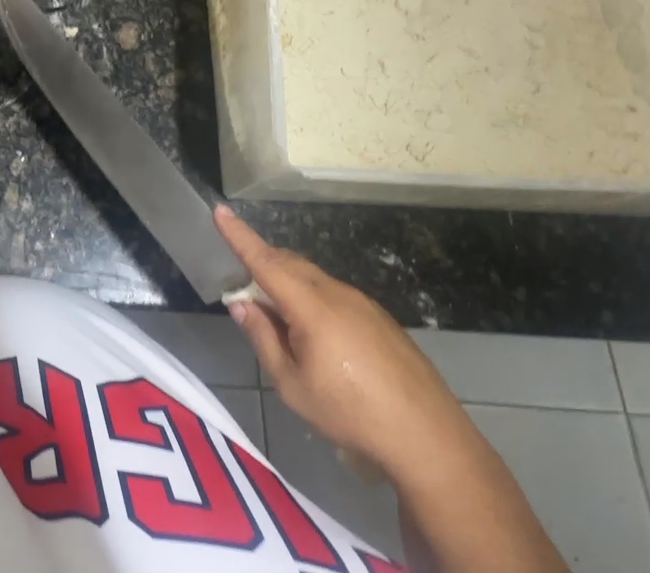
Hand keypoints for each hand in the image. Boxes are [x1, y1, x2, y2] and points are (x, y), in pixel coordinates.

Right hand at [214, 205, 476, 474]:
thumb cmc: (349, 413)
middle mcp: (338, 295)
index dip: (240, 236)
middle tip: (239, 280)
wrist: (428, 438)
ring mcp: (364, 306)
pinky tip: (312, 332)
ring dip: (286, 282)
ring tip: (273, 312)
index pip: (266, 262)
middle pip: (290, 264)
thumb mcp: (291, 384)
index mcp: (312, 308)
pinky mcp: (381, 321)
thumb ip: (263, 338)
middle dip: (261, 261)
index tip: (220, 211)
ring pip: (313, 278)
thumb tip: (242, 304)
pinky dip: (310, 297)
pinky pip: (334, 294)